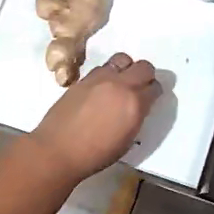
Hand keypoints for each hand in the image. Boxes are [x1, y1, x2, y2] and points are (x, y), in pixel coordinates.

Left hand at [28, 53, 160, 180]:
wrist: (58, 149)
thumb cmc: (96, 154)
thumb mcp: (127, 140)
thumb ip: (136, 117)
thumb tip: (138, 107)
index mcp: (135, 103)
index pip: (155, 88)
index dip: (155, 93)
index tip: (151, 99)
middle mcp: (120, 85)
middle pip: (143, 67)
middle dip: (146, 76)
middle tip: (140, 88)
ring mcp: (100, 79)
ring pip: (122, 59)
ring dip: (125, 69)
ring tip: (120, 83)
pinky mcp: (83, 79)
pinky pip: (102, 68)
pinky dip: (107, 74)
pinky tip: (102, 88)